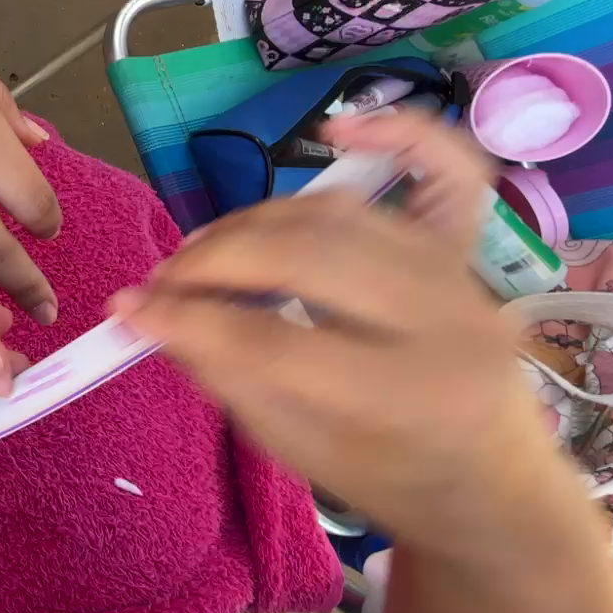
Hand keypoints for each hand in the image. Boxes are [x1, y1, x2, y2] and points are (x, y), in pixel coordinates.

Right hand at [112, 116, 582, 557]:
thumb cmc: (377, 472)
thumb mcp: (284, 443)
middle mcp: (444, 323)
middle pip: (304, 259)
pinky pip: (449, 174)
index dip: (183, 319)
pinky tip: (340, 127)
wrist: (489, 485)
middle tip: (162, 282)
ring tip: (203, 251)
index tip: (124, 310)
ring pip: (334, 215)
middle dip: (210, 262)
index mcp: (404, 396)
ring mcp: (463, 278)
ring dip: (249, 223)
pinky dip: (400, 137)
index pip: (268, 340)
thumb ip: (218, 370)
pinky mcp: (469, 253)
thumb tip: (148, 313)